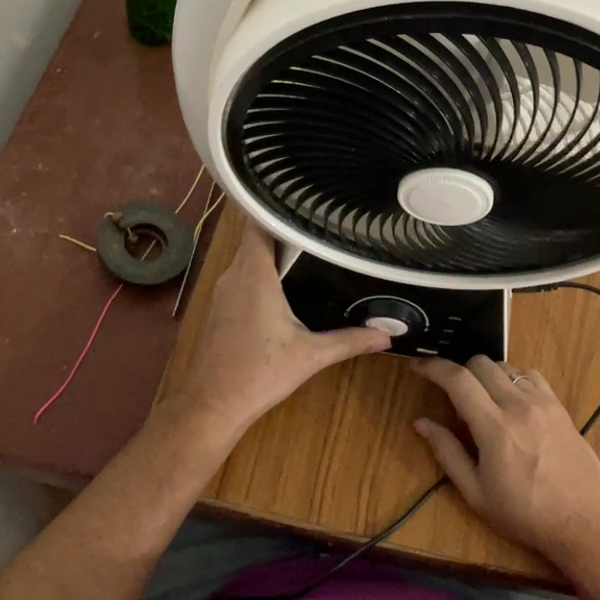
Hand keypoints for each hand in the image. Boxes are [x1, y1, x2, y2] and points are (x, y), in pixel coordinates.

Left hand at [153, 218, 390, 450]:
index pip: (259, 221)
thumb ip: (350, 340)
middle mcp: (234, 275)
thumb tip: (387, 335)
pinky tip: (287, 283)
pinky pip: (243, 276)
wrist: (211, 405)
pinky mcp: (221, 307)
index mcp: (254, 274)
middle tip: (321, 221)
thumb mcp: (311, 355)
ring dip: (274, 252)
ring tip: (311, 247)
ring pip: (249, 258)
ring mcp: (224, 291)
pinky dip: (263, 273)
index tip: (302, 194)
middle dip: (286, 228)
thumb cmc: (259, 374)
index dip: (277, 203)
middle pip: (257, 236)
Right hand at [411, 355, 599, 569]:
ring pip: (507, 366)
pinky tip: (512, 402)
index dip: (433, 367)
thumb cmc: (525, 514)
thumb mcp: (476, 493)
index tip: (418, 366)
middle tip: (454, 398)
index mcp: (495, 428)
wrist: (584, 522)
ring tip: (484, 402)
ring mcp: (544, 403)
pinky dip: (514, 379)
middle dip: (459, 371)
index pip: (458, 379)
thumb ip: (447, 453)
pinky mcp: (561, 407)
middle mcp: (519, 406)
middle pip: (481, 363)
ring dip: (487, 375)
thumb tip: (421, 423)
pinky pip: (532, 376)